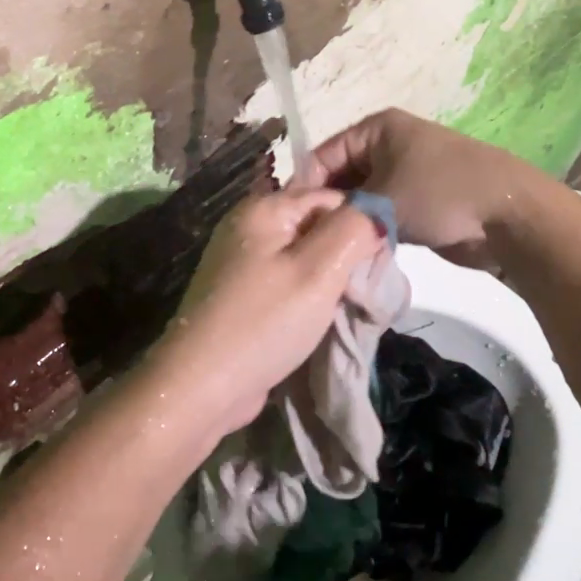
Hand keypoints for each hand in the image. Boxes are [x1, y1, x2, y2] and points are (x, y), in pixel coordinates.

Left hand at [153, 190, 383, 437]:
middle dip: (346, 253)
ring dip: (329, 279)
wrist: (202, 384)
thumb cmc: (264, 322)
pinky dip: (308, 296)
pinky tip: (321, 319)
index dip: (360, 222)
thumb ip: (352, 230)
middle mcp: (248, 226)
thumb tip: (375, 211)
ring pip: (304, 256)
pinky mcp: (242, 294)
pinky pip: (287, 282)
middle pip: (316, 225)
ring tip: (347, 306)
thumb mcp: (318, 270)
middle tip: (364, 289)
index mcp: (262, 208)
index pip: (330, 196)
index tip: (378, 262)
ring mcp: (241, 262)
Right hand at [301, 108, 544, 269]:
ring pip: (361, 198)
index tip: (293, 224)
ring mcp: (406, 172)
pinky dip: (370, 230)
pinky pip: (382, 213)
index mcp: (376, 128)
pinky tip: (357, 252)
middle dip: (327, 207)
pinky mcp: (419, 201)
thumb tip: (313, 229)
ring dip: (349, 222)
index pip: (322, 155)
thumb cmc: (441, 195)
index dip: (306, 187)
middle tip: (312, 242)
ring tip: (332, 249)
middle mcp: (389, 144)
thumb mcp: (380, 201)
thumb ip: (339, 213)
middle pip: (340, 176)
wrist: (510, 216)